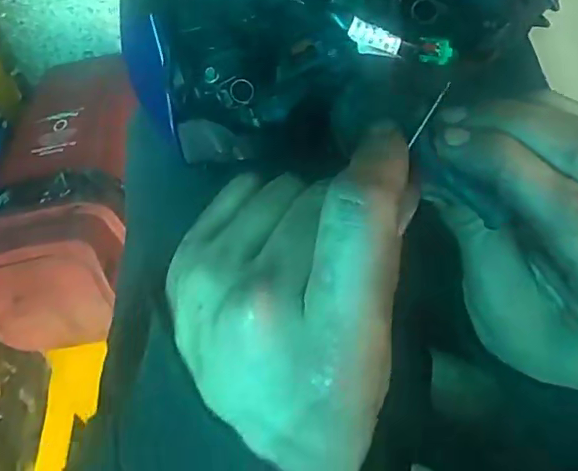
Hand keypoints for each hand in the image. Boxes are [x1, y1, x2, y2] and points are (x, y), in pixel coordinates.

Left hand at [167, 127, 419, 470]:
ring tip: (301, 245)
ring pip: (282, 184)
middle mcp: (257, 299)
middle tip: (343, 233)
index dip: (376, 164)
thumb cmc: (331, 394)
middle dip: (342, 198)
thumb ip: (388, 246)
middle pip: (317, 192)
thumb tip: (394, 165)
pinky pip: (244, 186)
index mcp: (324, 335)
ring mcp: (211, 276)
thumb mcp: (379, 337)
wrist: (243, 438)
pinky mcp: (183, 259)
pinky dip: (265, 201)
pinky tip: (267, 239)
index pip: (352, 214)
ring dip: (302, 201)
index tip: (388, 138)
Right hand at [428, 91, 577, 392]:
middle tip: (450, 121)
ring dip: (522, 111)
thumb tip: (438, 161)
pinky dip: (541, 111)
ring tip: (468, 115)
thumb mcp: (499, 310)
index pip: (572, 209)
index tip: (447, 141)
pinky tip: (501, 114)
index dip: (505, 161)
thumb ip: (475, 231)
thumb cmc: (542, 347)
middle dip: (510, 124)